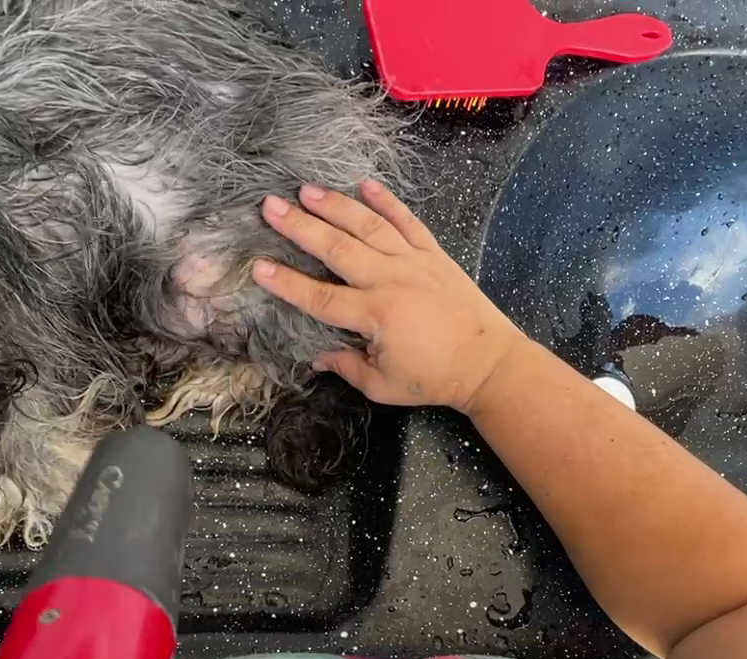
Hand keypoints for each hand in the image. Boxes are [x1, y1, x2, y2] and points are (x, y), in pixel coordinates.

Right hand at [252, 180, 529, 414]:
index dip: (287, 284)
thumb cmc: (433, 379)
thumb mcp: (383, 386)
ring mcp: (414, 262)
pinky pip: (407, 221)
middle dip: (301, 227)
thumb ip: (347, 368)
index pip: (320, 298)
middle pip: (337, 249)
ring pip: (368, 226)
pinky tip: (366, 185)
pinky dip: (387, 202)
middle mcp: (391, 281)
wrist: (488, 363)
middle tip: (271, 206)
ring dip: (336, 206)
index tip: (258, 267)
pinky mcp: (434, 255)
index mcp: (375, 316)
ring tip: (307, 190)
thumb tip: (318, 357)